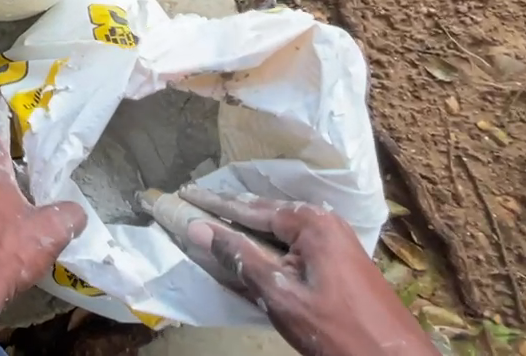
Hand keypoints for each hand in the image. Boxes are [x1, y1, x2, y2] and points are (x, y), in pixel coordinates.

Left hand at [0, 104, 88, 337]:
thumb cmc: (4, 249)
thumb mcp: (49, 232)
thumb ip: (69, 215)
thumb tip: (76, 212)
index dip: (1, 117)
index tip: (0, 100)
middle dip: (11, 163)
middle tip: (31, 164)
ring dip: (4, 192)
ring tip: (27, 202)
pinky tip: (11, 231)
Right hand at [177, 188, 437, 355]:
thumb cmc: (341, 333)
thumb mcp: (282, 296)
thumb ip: (238, 257)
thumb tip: (195, 227)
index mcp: (311, 223)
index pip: (247, 208)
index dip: (211, 203)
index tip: (183, 192)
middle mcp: (325, 223)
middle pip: (263, 214)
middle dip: (228, 212)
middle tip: (192, 202)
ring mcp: (337, 244)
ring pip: (278, 231)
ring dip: (246, 230)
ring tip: (213, 223)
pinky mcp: (342, 266)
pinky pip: (293, 246)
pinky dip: (267, 246)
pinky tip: (249, 250)